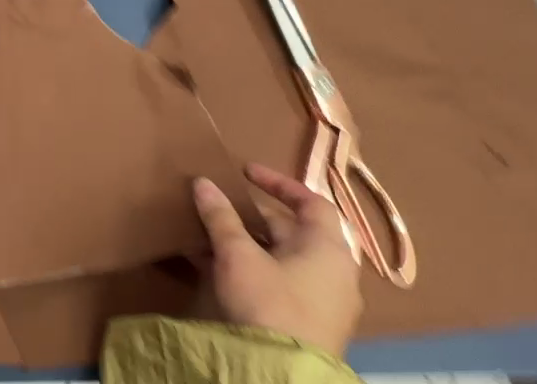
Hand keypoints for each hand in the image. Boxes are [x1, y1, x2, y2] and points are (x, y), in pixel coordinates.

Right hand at [191, 162, 362, 357]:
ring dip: (242, 240)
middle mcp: (333, 271)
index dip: (279, 183)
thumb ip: (220, 217)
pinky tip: (209, 264)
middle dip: (249, 214)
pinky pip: (276, 277)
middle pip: (291, 230)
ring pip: (279, 255)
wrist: (284, 371)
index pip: (312, 203)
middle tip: (214, 204)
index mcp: (327, 250)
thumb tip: (203, 182)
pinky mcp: (306, 317)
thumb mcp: (237, 254)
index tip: (244, 172)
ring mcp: (322, 298)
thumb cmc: (269, 302)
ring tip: (203, 233)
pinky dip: (246, 264)